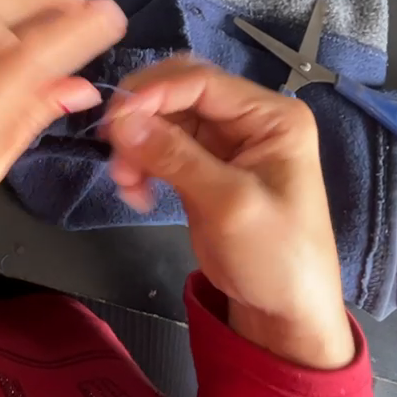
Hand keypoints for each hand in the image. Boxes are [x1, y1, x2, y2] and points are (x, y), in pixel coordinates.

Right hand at [104, 56, 355, 369]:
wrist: (285, 314)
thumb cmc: (275, 257)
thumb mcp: (228, 204)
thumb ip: (175, 156)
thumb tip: (121, 119)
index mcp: (271, 116)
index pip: (201, 82)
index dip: (154, 93)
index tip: (115, 120)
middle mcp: (247, 119)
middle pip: (177, 92)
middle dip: (141, 116)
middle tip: (111, 146)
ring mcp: (222, 142)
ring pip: (161, 119)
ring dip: (136, 144)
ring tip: (126, 182)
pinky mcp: (201, 165)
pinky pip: (159, 146)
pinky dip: (141, 162)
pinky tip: (136, 192)